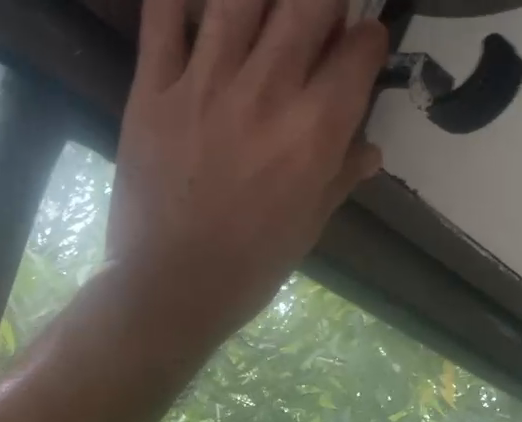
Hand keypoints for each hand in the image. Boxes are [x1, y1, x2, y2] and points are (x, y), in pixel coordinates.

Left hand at [107, 0, 385, 341]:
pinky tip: (190, 2)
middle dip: (323, 2)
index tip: (356, 52)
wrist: (166, 292)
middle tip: (311, 23)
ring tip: (261, 14)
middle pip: (310, 0)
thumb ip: (339, 178)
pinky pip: (160, 20)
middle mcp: (266, 93)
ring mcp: (204, 87)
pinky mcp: (151, 95)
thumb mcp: (306, 230)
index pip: (361, 47)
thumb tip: (370, 150)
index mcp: (315, 130)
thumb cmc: (245, 272)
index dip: (366, 42)